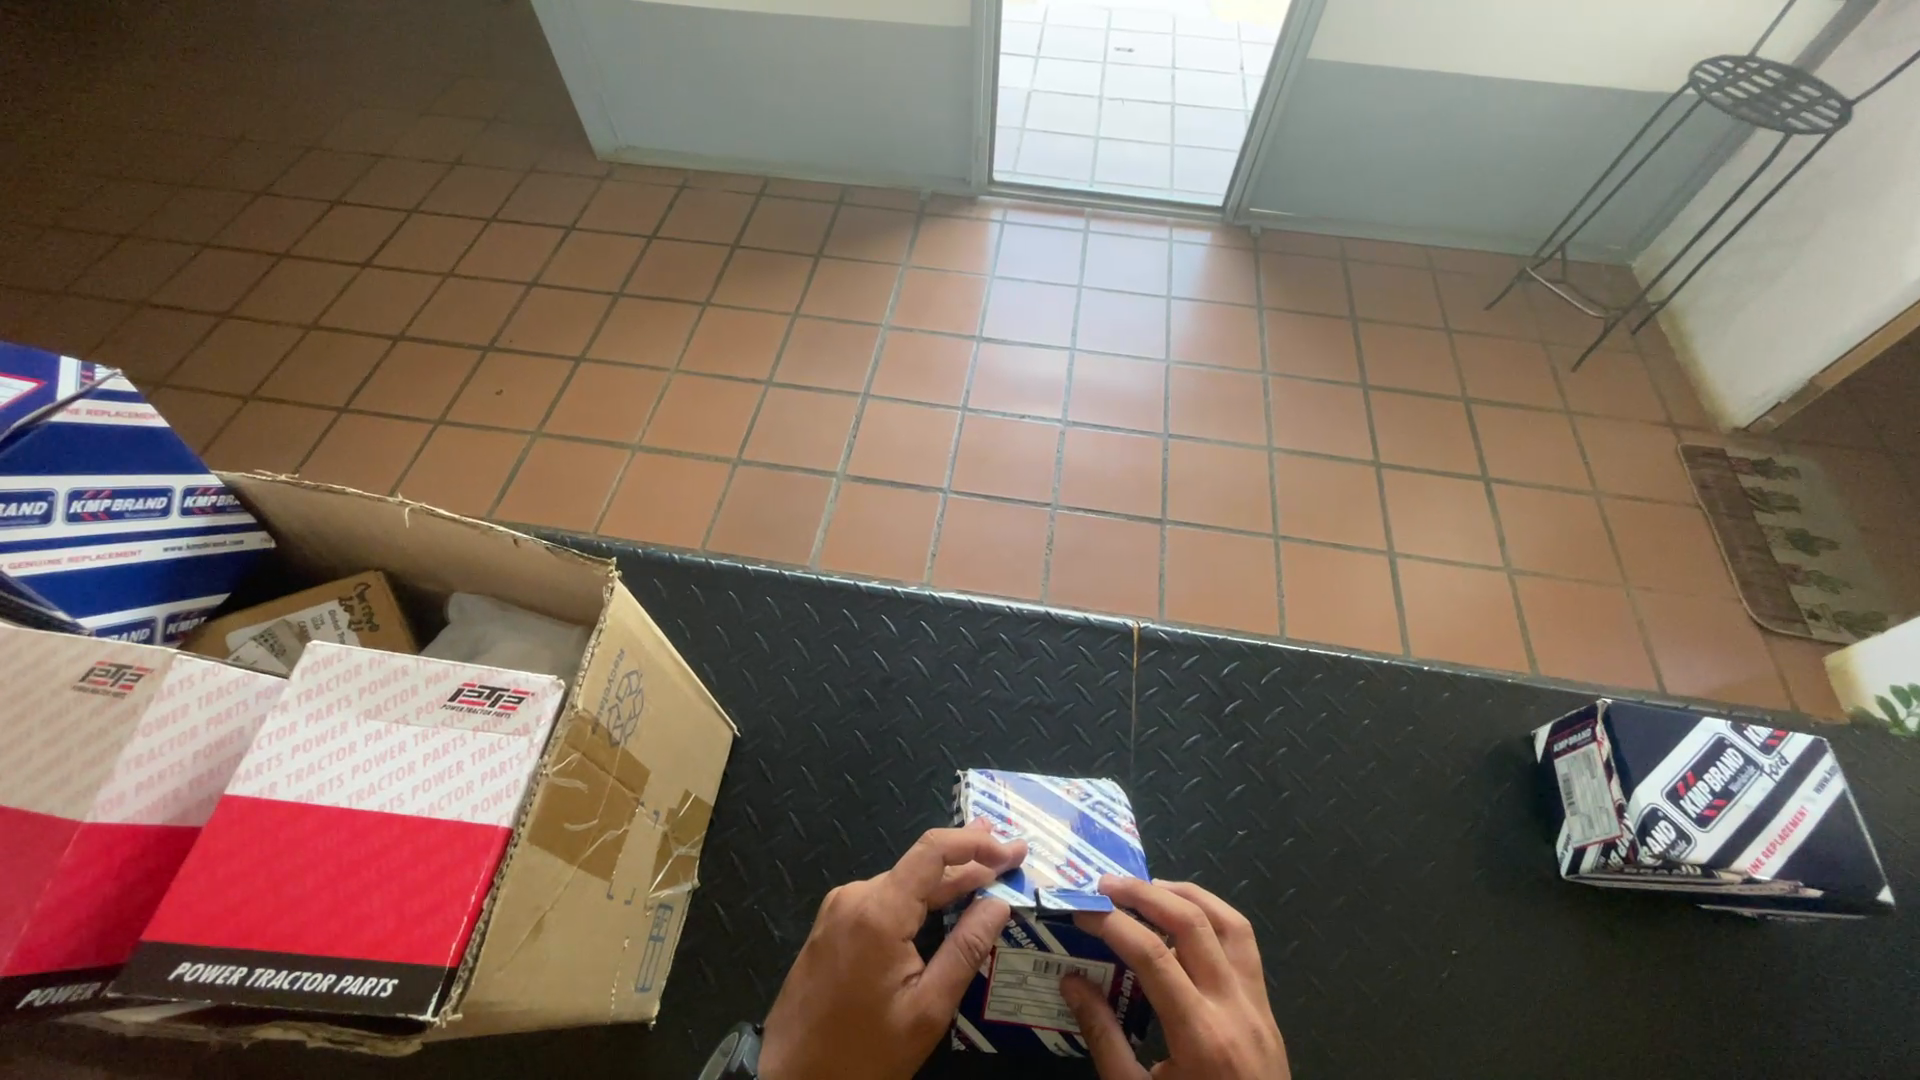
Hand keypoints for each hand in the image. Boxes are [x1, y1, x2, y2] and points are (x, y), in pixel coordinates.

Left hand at [758, 820, 1027, 1079]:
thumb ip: (966, 950)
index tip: (1011, 852)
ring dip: (946, 881)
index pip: (933, 851)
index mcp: (879, 911)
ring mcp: (839, 908)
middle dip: (970, 861)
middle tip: (1012, 856)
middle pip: (921, 866)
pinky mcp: (832, 924)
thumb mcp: (926, 1011)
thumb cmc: (862, 1054)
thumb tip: (999, 903)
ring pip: (903, 882)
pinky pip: (884, 899)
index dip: (976, 843)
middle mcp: (856, 896)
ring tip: (985, 874)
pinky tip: (942, 902)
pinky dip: (919, 898)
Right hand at [1060, 877, 1289, 1078]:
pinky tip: (1185, 917)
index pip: (1152, 955)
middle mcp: (1234, 1008)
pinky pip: (1244, 944)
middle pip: (1192, 923)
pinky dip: (1212, 916)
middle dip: (1144, 894)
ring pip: (1228, 922)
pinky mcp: (1267, 1008)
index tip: (1080, 912)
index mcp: (1200, 1036)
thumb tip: (1071, 980)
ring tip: (1145, 888)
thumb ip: (1104, 1036)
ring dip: (1184, 895)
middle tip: (1105, 885)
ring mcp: (1258, 1005)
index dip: (1112, 924)